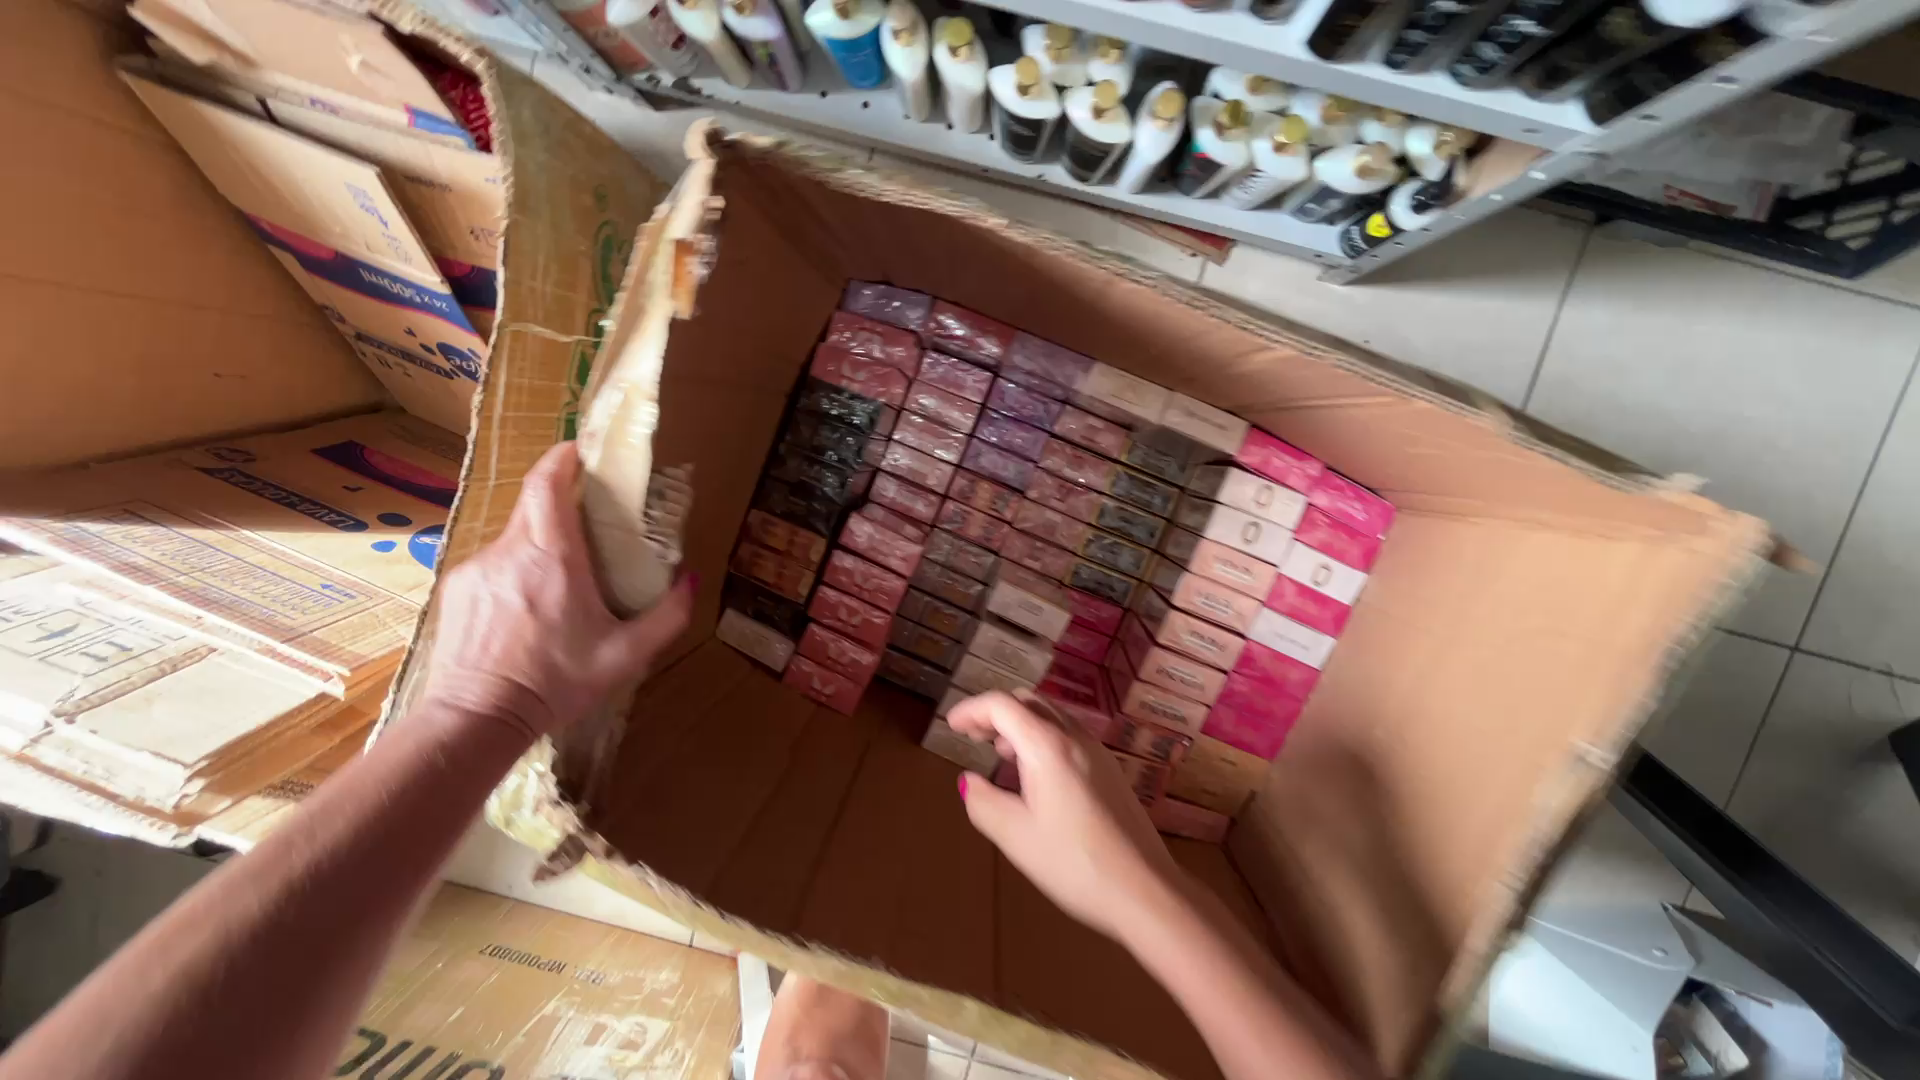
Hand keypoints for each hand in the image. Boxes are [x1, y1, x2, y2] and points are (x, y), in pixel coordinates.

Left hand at [424, 441, 694, 740]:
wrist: (477, 718)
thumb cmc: (556, 683)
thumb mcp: (627, 655)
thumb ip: (668, 614)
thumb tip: (691, 580)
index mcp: (554, 558)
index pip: (548, 483)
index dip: (565, 457)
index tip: (583, 450)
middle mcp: (511, 551)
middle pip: (534, 504)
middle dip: (562, 499)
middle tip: (591, 517)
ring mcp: (477, 568)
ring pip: (515, 536)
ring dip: (541, 542)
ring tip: (562, 577)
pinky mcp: (457, 588)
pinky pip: (494, 563)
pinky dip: (517, 570)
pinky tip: (527, 609)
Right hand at [948, 691, 1182, 943]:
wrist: (1145, 891)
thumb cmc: (1074, 863)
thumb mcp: (1015, 836)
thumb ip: (983, 803)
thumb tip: (970, 781)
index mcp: (1048, 746)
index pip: (1003, 705)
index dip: (972, 710)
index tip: (951, 726)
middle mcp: (1076, 738)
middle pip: (1030, 702)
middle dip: (996, 712)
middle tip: (972, 736)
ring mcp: (1099, 753)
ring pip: (1052, 718)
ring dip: (1021, 725)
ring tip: (999, 754)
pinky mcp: (1111, 772)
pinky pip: (1069, 737)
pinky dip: (1042, 739)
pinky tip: (1036, 776)